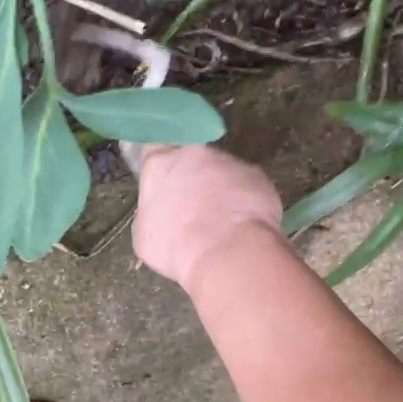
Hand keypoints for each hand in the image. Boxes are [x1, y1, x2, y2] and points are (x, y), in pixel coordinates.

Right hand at [131, 145, 284, 288]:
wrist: (228, 254)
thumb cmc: (176, 247)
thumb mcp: (145, 234)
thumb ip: (153, 211)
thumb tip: (163, 209)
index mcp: (160, 164)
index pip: (153, 148)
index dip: (157, 162)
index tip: (159, 176)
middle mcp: (195, 153)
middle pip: (190, 158)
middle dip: (190, 176)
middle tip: (191, 206)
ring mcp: (230, 161)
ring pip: (220, 171)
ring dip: (218, 189)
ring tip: (220, 221)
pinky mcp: (257, 175)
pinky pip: (245, 185)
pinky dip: (242, 200)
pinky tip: (240, 224)